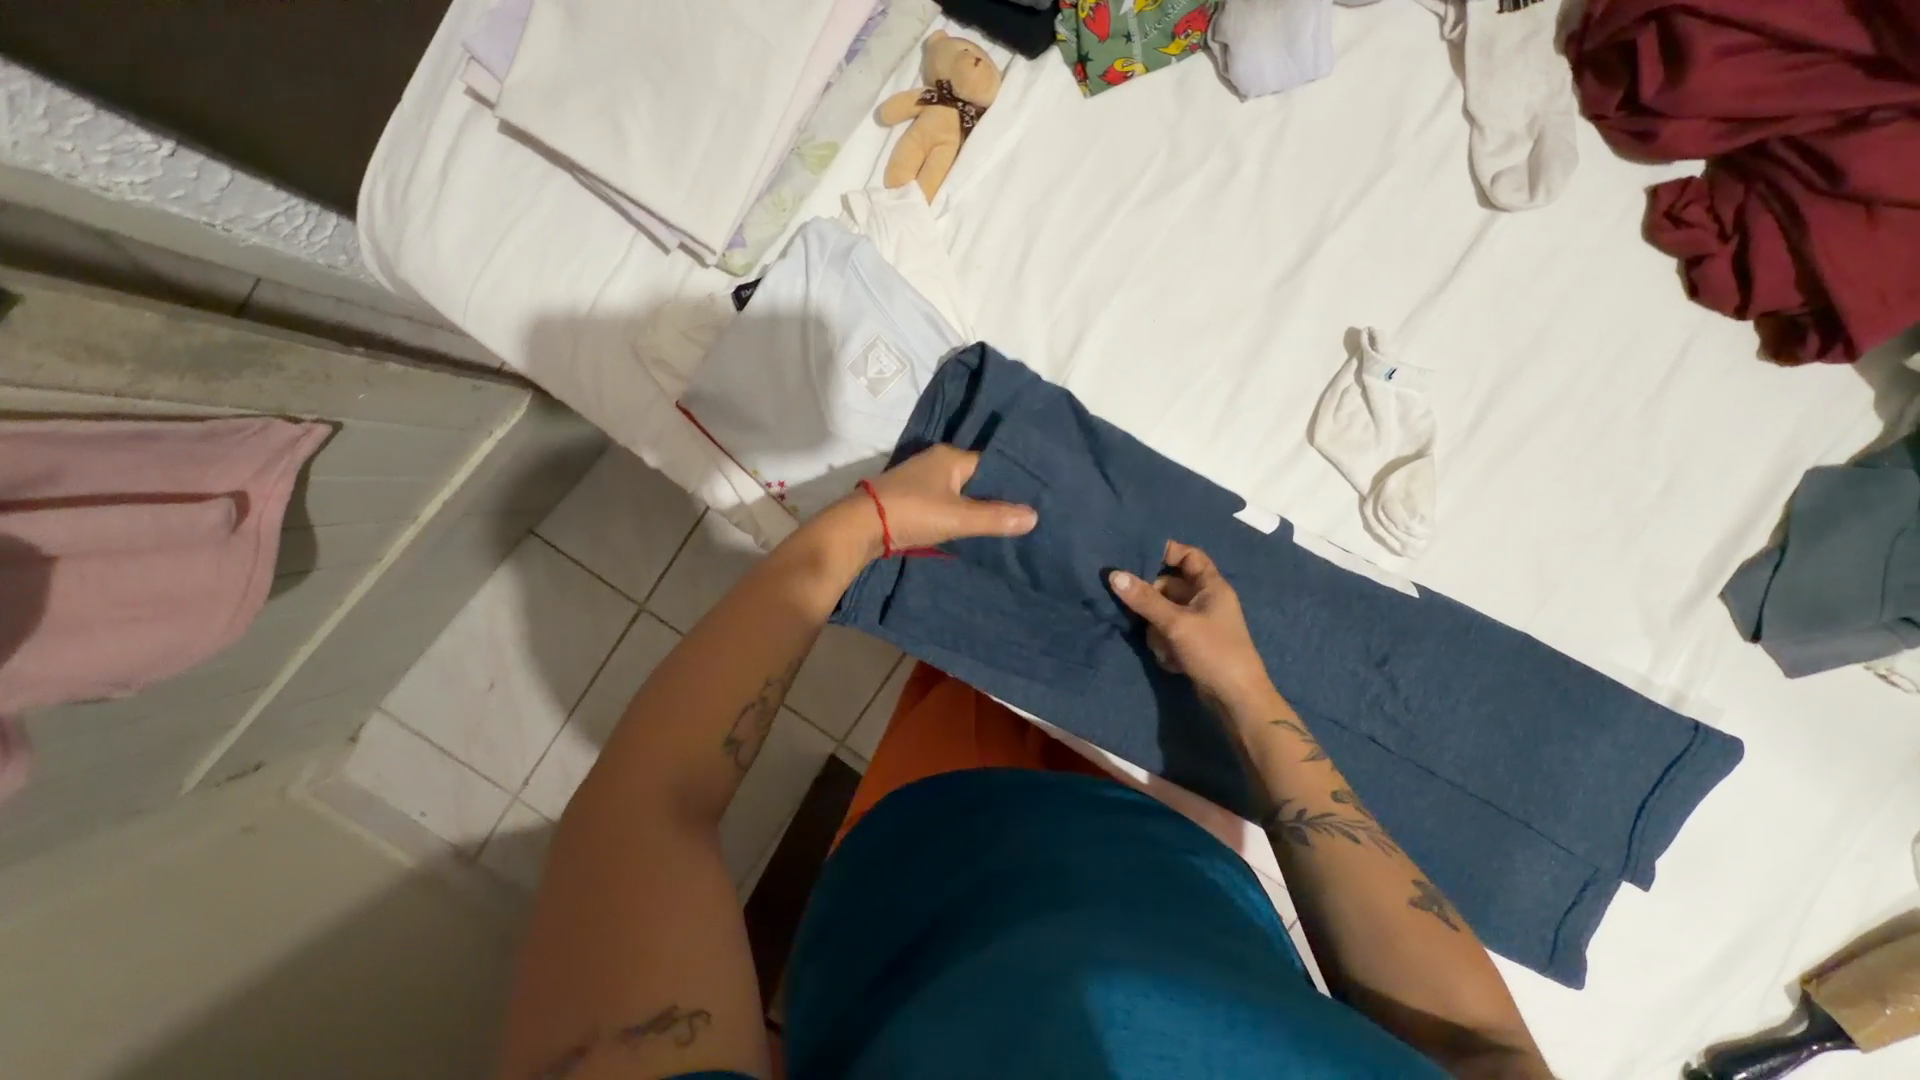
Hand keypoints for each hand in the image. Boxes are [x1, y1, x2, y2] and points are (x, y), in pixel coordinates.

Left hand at [827, 444, 1037, 558]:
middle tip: (1026, 513)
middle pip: (977, 479)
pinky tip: (973, 529)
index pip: (992, 465)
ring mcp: (922, 481)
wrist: (860, 527)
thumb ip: (995, 518)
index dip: (1013, 482)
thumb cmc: (912, 513)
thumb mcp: (958, 518)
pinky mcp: (912, 500)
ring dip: (977, 507)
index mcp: (951, 456)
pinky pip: (946, 504)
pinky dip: (959, 515)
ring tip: (1006, 524)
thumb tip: (1034, 517)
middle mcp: (937, 462)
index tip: (1037, 498)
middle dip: (997, 496)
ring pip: (961, 493)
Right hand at [1110, 541, 1274, 712]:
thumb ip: (1145, 599)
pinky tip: (1171, 660)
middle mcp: (1206, 600)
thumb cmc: (1213, 651)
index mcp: (1211, 586)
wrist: (1236, 699)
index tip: (1136, 557)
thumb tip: (1114, 574)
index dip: (1166, 552)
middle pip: (1169, 587)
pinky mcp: (1192, 645)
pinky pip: (1168, 634)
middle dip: (1152, 601)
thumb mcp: (1176, 623)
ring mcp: (1199, 624)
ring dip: (1157, 629)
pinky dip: (1165, 645)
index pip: (1188, 556)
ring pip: (1164, 613)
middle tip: (1133, 609)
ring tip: (1162, 645)